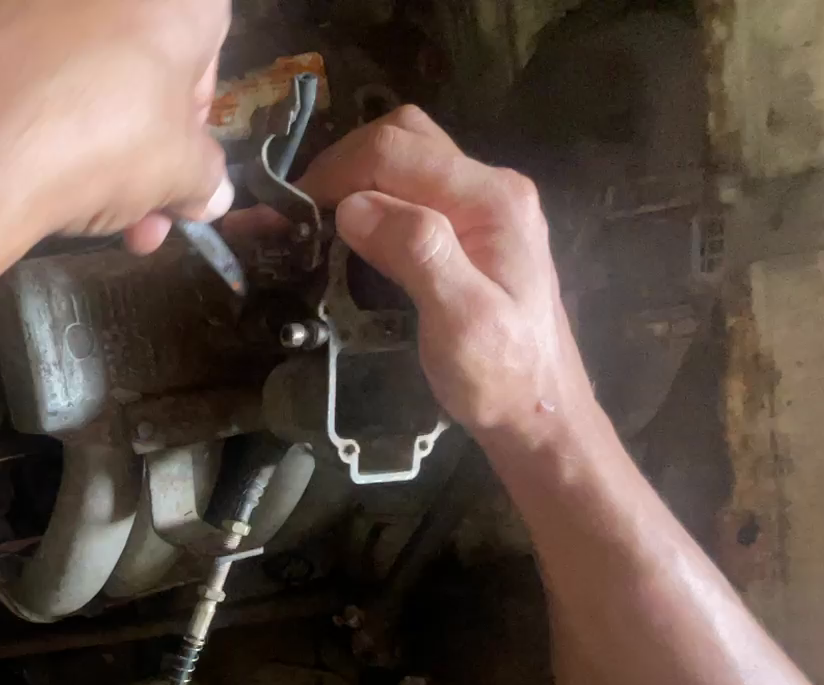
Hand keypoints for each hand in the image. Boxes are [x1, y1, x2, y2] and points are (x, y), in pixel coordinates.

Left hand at [0, 0, 233, 258]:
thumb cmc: (102, 139)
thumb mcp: (176, 173)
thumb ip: (203, 178)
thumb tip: (210, 193)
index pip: (203, 52)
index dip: (188, 130)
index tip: (168, 184)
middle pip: (129, 61)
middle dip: (133, 146)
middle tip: (125, 216)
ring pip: (67, 64)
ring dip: (78, 132)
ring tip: (66, 204)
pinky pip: (6, 65)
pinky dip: (16, 108)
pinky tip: (10, 163)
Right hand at [296, 107, 598, 448]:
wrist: (536, 407)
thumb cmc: (497, 373)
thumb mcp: (459, 320)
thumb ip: (415, 253)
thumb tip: (352, 206)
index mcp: (490, 201)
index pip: (396, 152)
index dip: (332, 174)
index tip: (287, 216)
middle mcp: (488, 187)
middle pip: (403, 137)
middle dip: (338, 165)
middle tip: (295, 214)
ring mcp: (480, 205)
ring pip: (405, 155)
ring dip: (351, 175)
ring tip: (311, 217)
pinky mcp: (467, 226)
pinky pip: (410, 187)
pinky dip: (367, 195)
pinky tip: (345, 229)